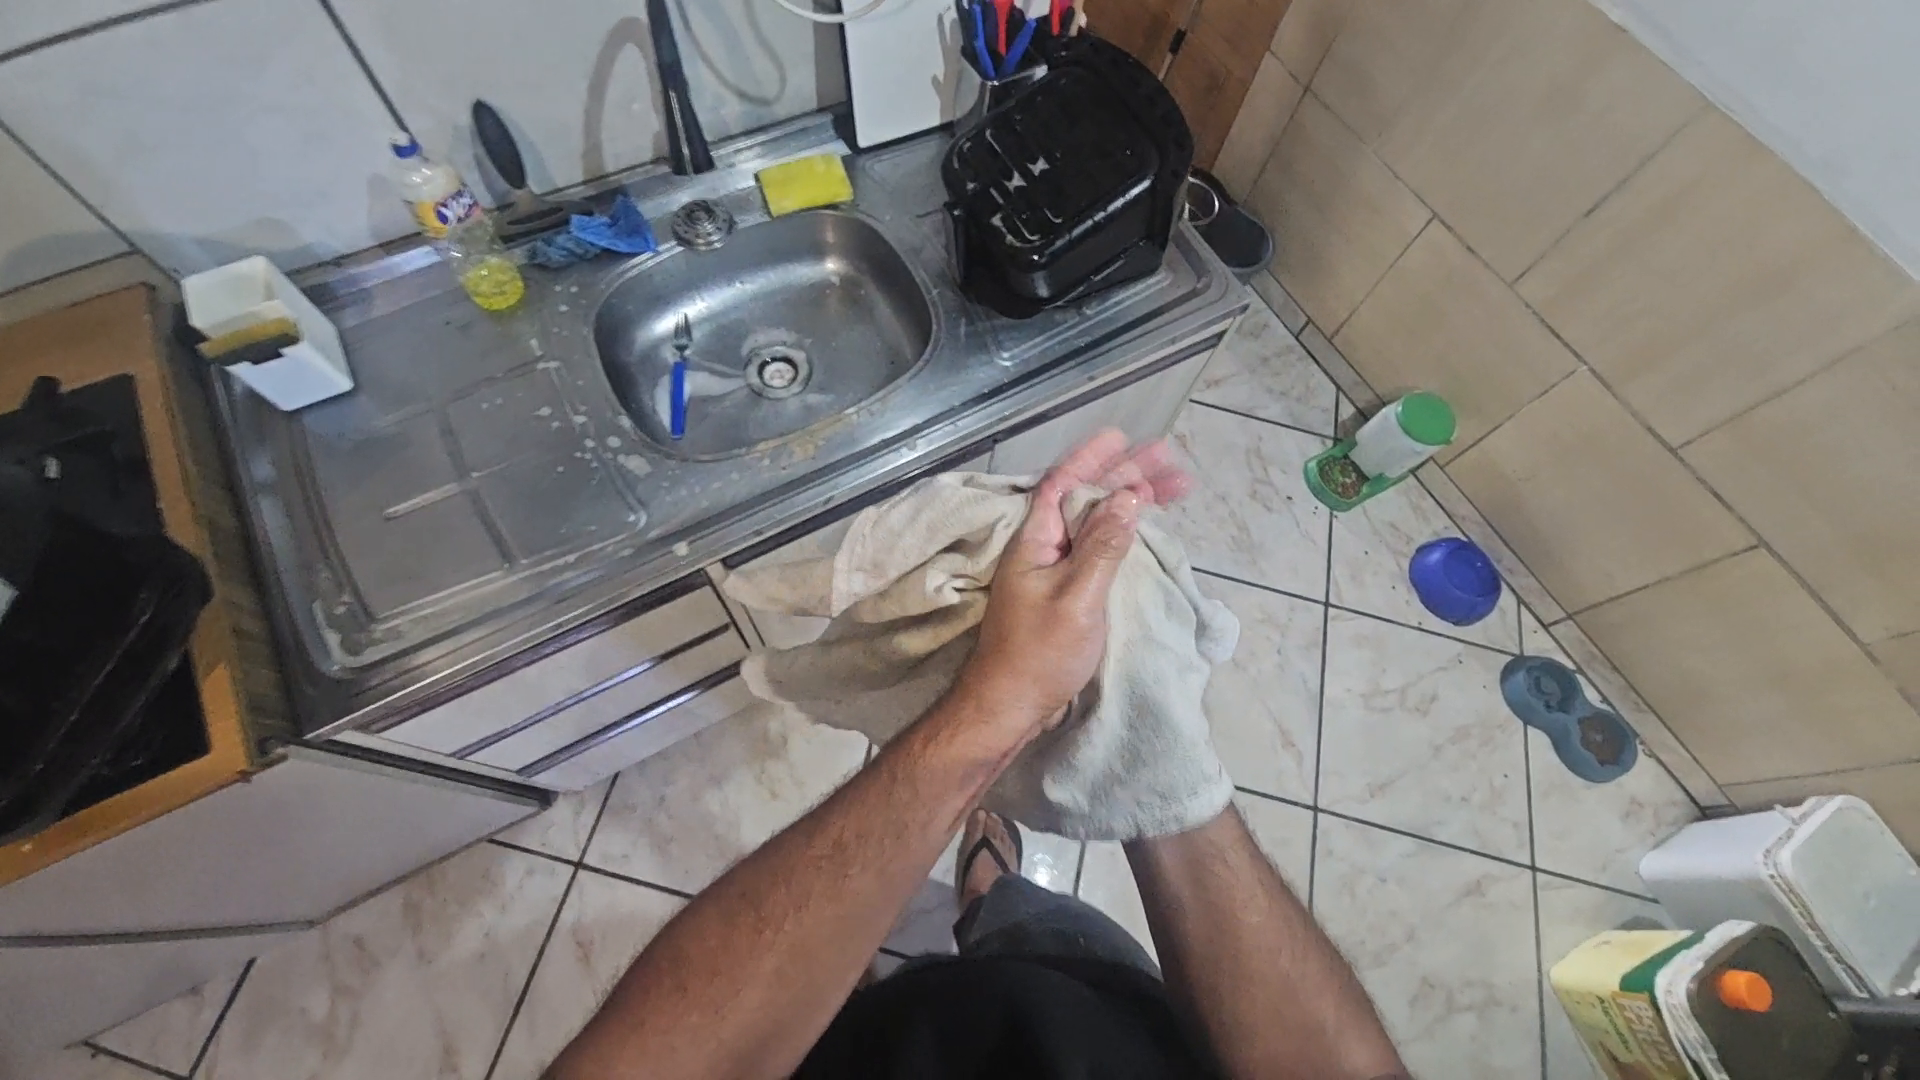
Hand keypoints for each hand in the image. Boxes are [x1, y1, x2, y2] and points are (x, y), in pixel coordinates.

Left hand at [958, 430, 1192, 733]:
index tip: (1123, 437)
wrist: (1012, 704)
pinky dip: (1123, 535)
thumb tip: (1128, 498)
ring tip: (1174, 488)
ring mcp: (1053, 570)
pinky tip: (1143, 527)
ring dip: (1131, 504)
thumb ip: (1103, 547)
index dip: (1092, 457)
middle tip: (1171, 461)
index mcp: (1035, 540)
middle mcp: (1043, 547)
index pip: (1063, 483)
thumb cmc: (1040, 652)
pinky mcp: (1065, 592)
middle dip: (1127, 477)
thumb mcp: (1077, 597)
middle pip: (1086, 499)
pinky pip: (1097, 549)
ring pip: (1095, 523)